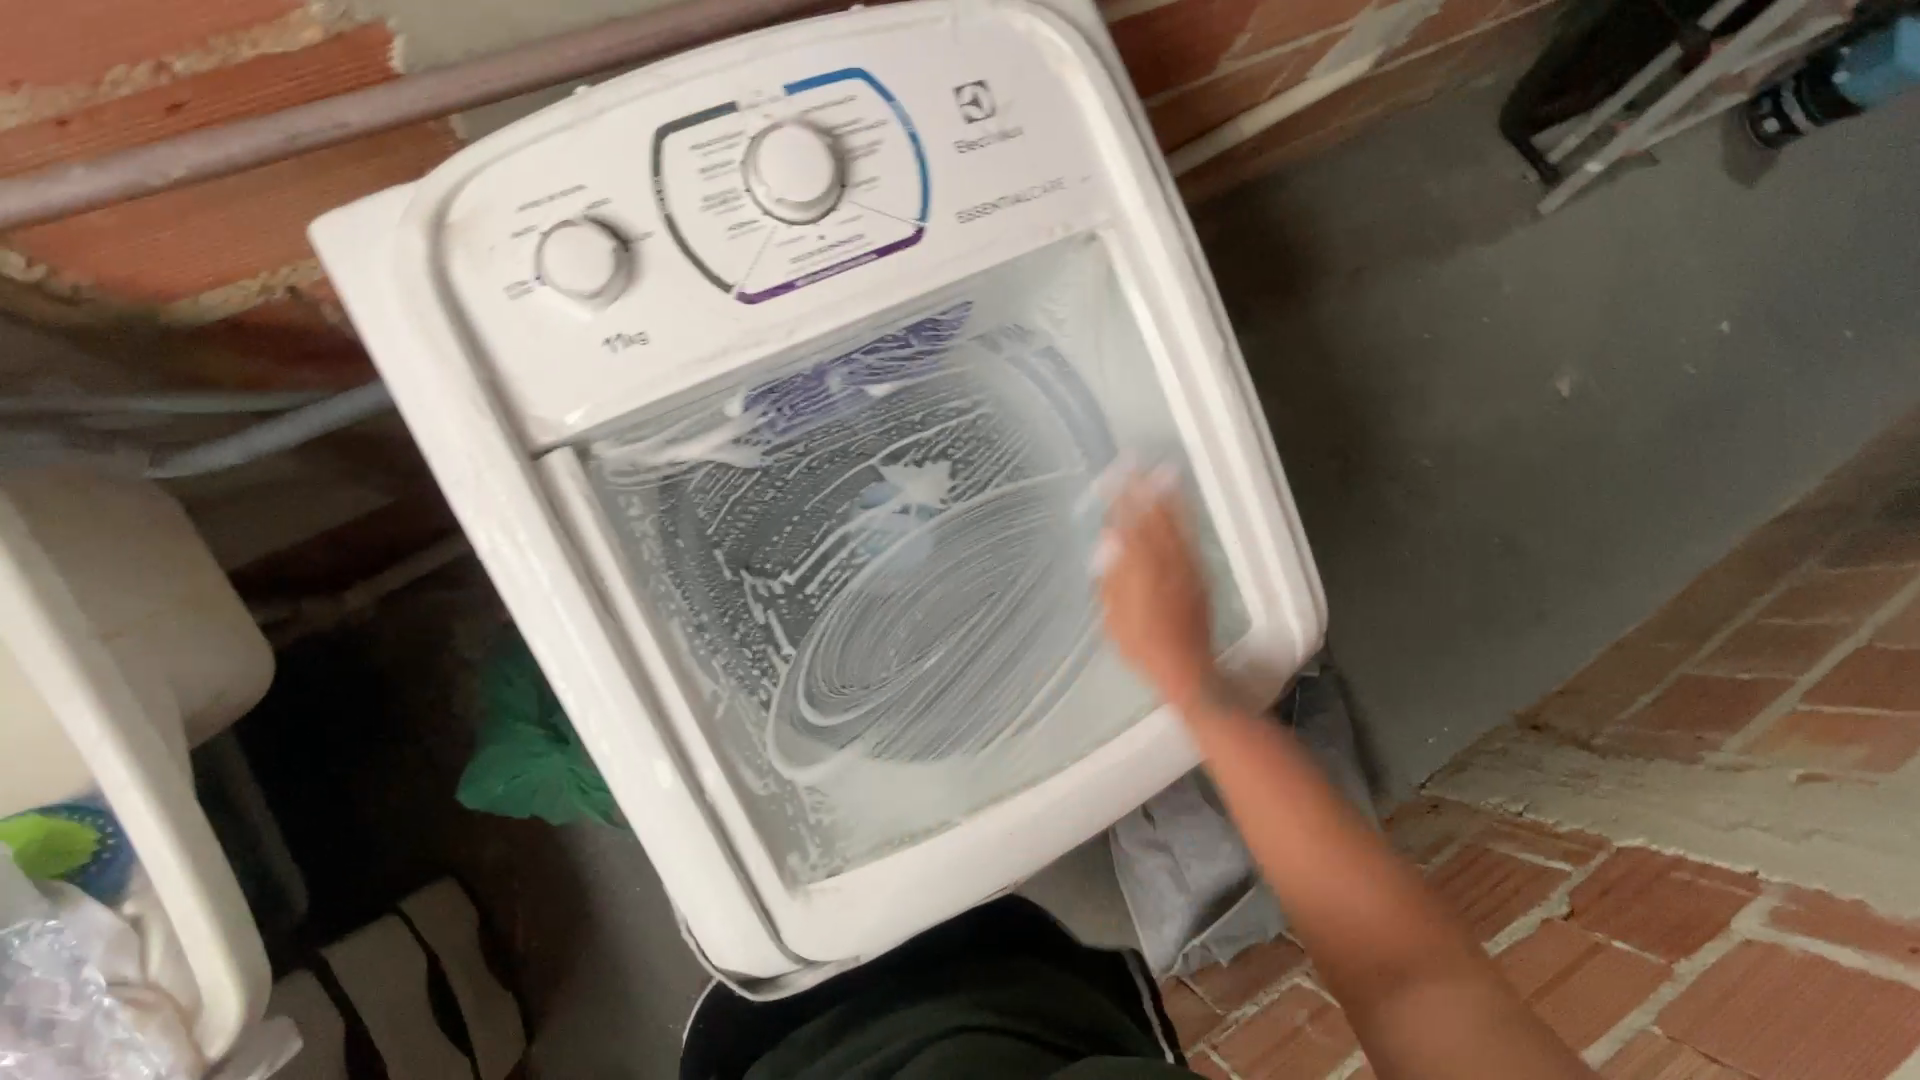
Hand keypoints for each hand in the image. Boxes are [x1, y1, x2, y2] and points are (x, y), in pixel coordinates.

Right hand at [1095, 468, 1215, 708]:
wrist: (1187, 669)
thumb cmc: (1142, 648)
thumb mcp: (1113, 619)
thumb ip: (1110, 579)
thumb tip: (1108, 544)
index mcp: (1140, 573)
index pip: (1125, 527)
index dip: (1117, 500)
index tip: (1108, 479)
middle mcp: (1166, 563)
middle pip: (1152, 517)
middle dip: (1142, 488)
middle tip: (1134, 463)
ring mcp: (1187, 567)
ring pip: (1175, 524)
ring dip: (1168, 496)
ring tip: (1163, 472)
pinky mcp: (1200, 575)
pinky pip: (1190, 538)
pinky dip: (1184, 518)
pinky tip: (1181, 507)